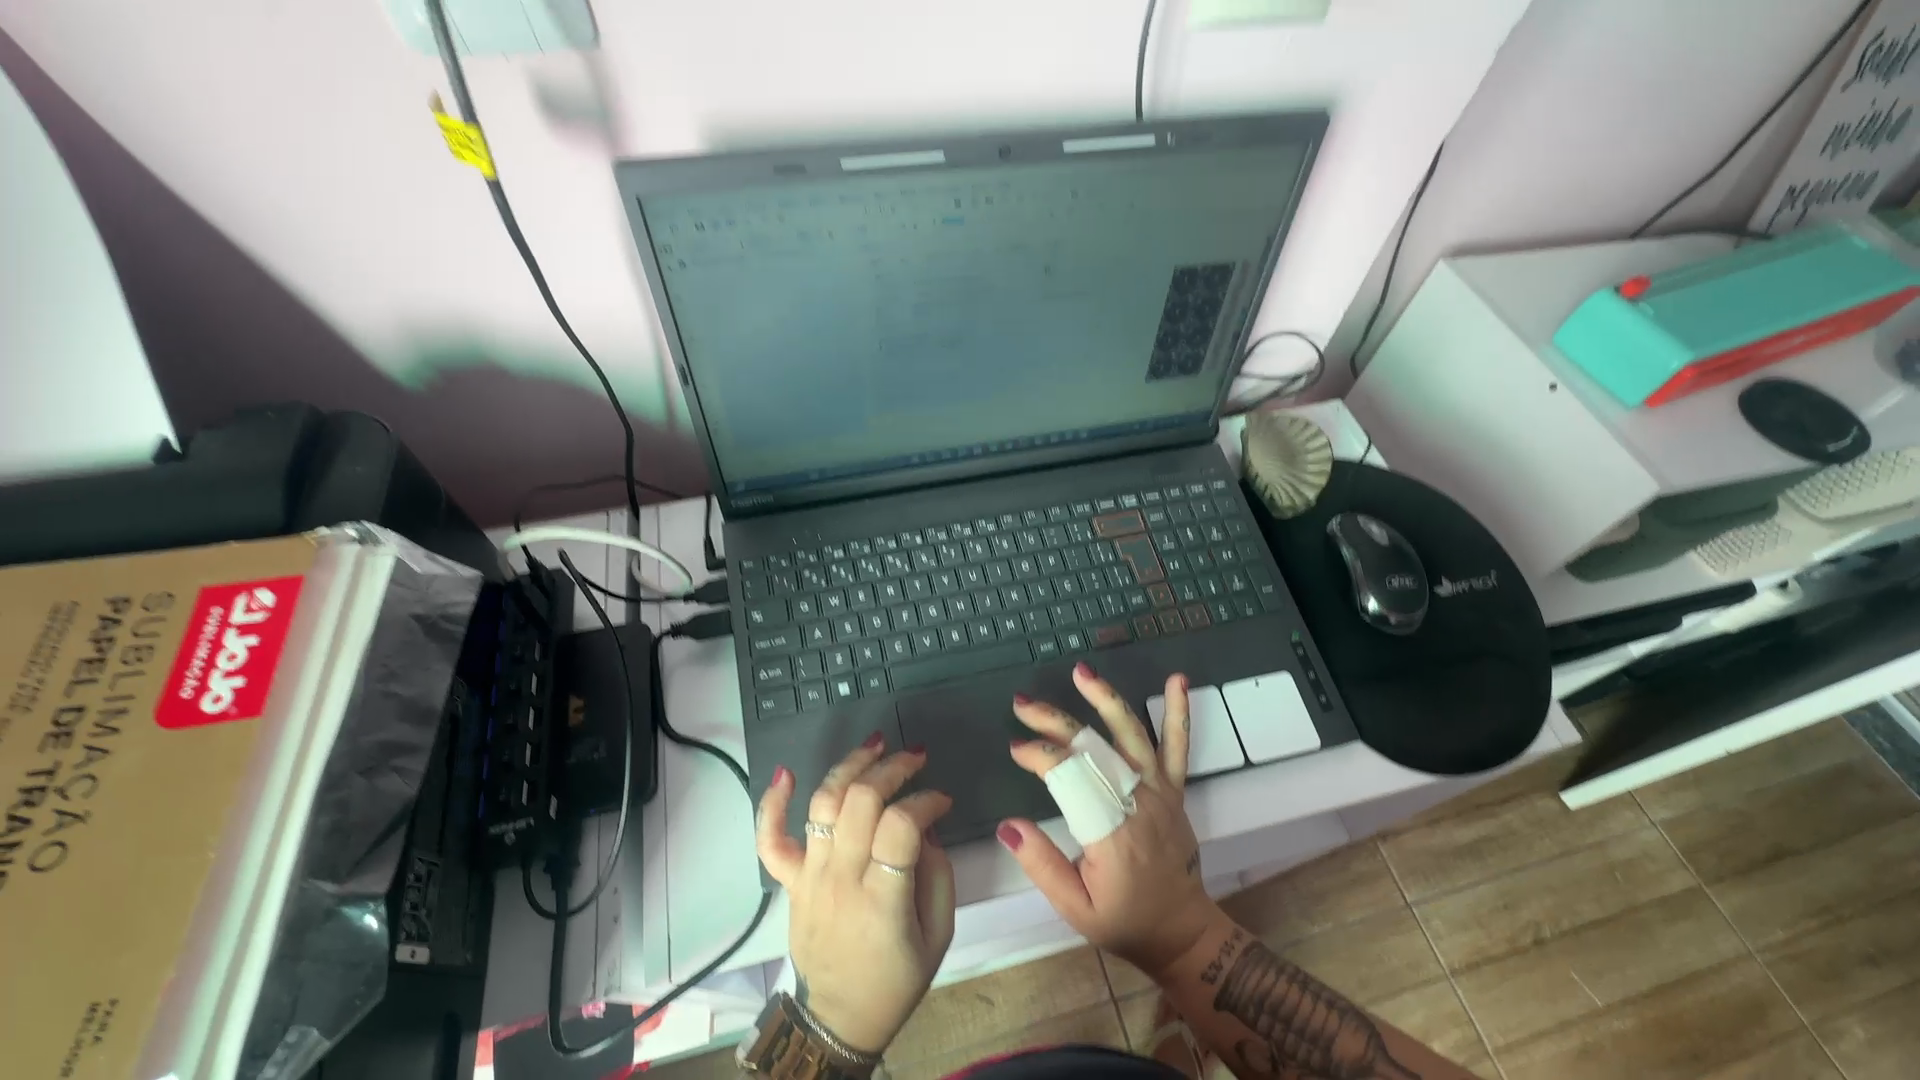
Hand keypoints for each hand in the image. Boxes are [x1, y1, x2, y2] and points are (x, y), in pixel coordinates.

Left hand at [755, 735, 956, 1055]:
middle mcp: (840, 879)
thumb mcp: (939, 934)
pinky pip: (770, 839)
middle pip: (861, 801)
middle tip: (916, 758)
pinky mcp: (789, 881)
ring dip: (848, 766)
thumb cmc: (896, 979)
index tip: (943, 800)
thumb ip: (939, 874)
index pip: (902, 825)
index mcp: (882, 899)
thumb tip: (927, 824)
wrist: (840, 1018)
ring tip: (874, 746)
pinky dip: (772, 804)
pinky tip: (786, 773)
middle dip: (893, 768)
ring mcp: (809, 877)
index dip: (926, 800)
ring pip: (822, 803)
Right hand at [998, 662, 1217, 976]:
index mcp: (1111, 832)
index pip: (1070, 777)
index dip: (1041, 756)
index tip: (1016, 748)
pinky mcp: (1173, 791)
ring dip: (1105, 699)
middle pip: (1094, 747)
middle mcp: (1138, 803)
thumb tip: (1007, 825)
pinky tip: (1176, 680)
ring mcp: (1160, 792)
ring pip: (1132, 734)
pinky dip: (1178, 712)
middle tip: (1022, 704)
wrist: (1182, 932)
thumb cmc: (1124, 921)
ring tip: (1081, 672)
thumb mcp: (1074, 907)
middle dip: (1055, 721)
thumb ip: (1042, 865)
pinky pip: (1177, 747)